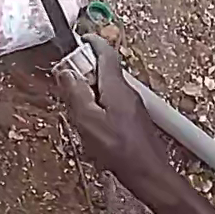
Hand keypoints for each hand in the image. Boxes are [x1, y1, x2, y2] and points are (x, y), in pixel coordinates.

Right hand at [57, 37, 182, 202]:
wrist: (148, 173)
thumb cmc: (120, 150)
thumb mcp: (89, 121)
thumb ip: (76, 94)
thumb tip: (66, 73)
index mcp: (116, 87)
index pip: (105, 53)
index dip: (91, 43)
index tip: (77, 40)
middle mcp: (127, 92)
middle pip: (104, 71)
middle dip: (84, 73)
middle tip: (68, 84)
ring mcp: (132, 106)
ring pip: (107, 89)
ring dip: (90, 92)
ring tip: (78, 112)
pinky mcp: (133, 119)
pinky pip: (112, 103)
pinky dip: (99, 107)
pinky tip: (92, 127)